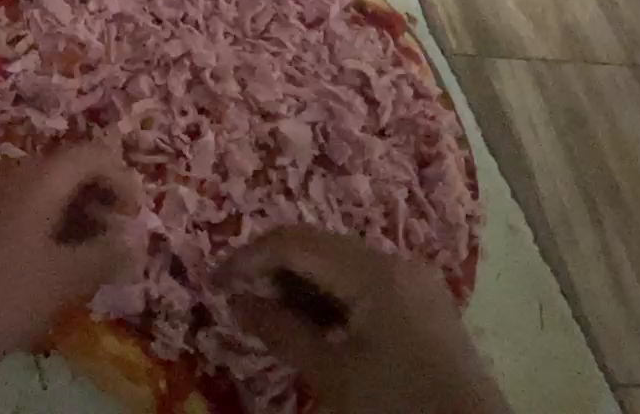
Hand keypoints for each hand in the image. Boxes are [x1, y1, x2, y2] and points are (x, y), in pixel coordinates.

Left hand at [0, 142, 139, 413]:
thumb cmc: (5, 297)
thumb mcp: (65, 280)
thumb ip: (106, 254)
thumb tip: (134, 242)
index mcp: (36, 178)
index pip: (90, 154)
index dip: (120, 179)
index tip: (134, 216)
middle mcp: (8, 172)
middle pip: (63, 167)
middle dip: (95, 196)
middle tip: (112, 236)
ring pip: (37, 185)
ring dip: (68, 209)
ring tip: (83, 251)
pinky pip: (13, 201)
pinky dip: (39, 217)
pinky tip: (43, 256)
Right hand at [214, 227, 510, 413]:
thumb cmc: (399, 409)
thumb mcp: (333, 376)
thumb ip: (280, 331)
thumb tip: (235, 301)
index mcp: (373, 270)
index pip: (294, 242)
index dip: (248, 258)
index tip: (215, 281)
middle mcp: (396, 262)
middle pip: (317, 246)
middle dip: (274, 267)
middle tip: (240, 296)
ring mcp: (415, 282)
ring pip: (339, 263)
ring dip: (301, 283)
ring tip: (271, 313)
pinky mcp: (424, 306)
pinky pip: (363, 282)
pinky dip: (331, 297)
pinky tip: (313, 324)